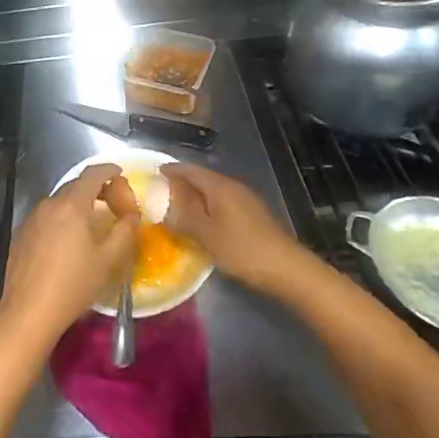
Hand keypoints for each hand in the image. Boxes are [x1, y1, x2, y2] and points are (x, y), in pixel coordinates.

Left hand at [0, 163, 139, 341]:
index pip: (93, 174)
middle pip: (76, 185)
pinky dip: (63, 217)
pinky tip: (69, 238)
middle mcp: (49, 204)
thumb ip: (125, 230)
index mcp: (72, 205)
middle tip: (114, 201)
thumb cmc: (73, 284)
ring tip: (93, 220)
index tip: (121, 173)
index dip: (109, 170)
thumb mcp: (108, 259)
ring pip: (60, 201)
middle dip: (97, 187)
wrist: (28, 313)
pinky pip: (47, 216)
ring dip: (79, 203)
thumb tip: (132, 215)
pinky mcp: (21, 234)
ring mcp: (32, 218)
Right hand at [160, 162, 313, 295]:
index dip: (172, 170)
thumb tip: (164, 205)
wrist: (284, 267)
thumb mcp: (205, 235)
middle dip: (182, 183)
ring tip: (177, 208)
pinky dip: (208, 207)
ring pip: (214, 192)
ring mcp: (246, 200)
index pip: (191, 170)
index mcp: (220, 187)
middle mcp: (234, 187)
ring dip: (196, 197)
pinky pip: (224, 203)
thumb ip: (183, 217)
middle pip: (203, 179)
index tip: (154, 173)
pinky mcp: (253, 214)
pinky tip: (203, 221)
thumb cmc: (241, 249)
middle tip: (161, 192)